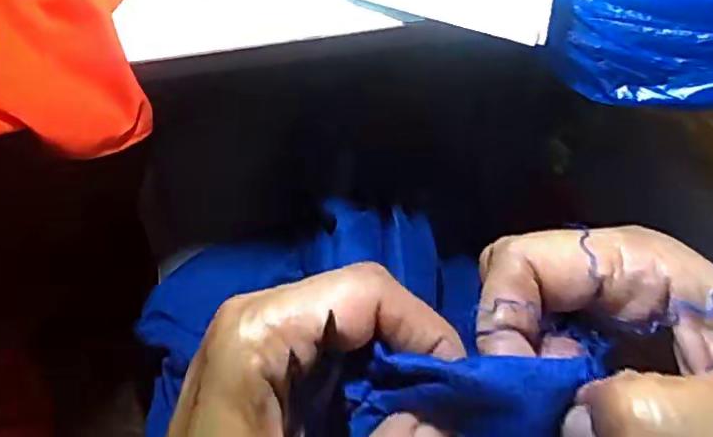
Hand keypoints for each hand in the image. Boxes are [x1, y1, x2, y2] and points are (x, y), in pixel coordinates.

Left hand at [169, 262, 466, 436]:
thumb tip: (448, 417)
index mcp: (260, 326)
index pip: (367, 289)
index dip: (424, 329)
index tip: (461, 389)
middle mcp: (255, 312)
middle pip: (358, 305)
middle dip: (408, 355)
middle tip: (446, 411)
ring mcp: (251, 336)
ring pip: (346, 329)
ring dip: (387, 373)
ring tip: (419, 418)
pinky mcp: (254, 365)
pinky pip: (322, 355)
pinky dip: (358, 386)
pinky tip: (375, 422)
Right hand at [477, 228, 712, 436]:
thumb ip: (640, 412)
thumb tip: (560, 420)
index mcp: (635, 262)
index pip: (524, 257)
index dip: (503, 313)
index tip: (517, 388)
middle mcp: (619, 288)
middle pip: (524, 299)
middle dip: (515, 357)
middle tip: (535, 420)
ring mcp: (629, 339)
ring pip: (544, 350)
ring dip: (539, 394)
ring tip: (560, 430)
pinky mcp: (643, 388)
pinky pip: (579, 391)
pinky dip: (567, 414)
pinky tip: (584, 433)